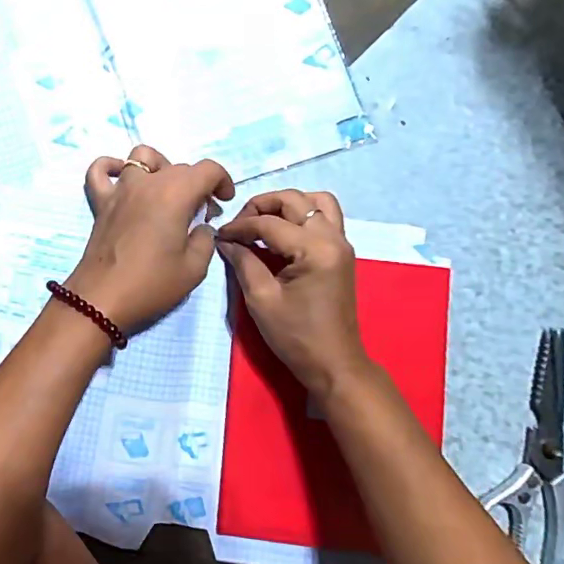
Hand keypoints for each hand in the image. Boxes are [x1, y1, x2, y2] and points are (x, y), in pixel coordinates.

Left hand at [64, 145, 235, 332]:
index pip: (208, 169)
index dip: (222, 181)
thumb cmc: (152, 284)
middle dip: (196, 185)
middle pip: (179, 167)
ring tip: (166, 192)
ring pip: (142, 157)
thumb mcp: (195, 268)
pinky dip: (111, 167)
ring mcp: (121, 189)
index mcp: (176, 194)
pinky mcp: (101, 202)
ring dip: (161, 168)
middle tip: (199, 215)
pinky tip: (122, 180)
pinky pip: (100, 170)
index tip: (224, 202)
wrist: (103, 301)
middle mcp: (149, 182)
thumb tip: (200, 227)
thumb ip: (205, 239)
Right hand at [217, 189, 370, 395]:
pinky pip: (326, 216)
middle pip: (295, 200)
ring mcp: (342, 242)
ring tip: (264, 221)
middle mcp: (333, 238)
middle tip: (240, 225)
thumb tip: (227, 240)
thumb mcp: (262, 300)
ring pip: (316, 201)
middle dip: (263, 205)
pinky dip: (304, 213)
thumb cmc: (296, 337)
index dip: (241, 226)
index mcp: (315, 250)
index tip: (221, 235)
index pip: (270, 223)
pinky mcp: (343, 251)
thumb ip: (244, 262)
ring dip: (288, 204)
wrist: (334, 363)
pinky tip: (283, 231)